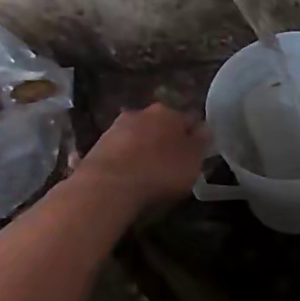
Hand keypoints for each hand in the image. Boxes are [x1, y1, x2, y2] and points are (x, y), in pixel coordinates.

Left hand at [73, 104, 207, 206]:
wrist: (108, 187)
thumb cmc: (161, 171)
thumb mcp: (194, 160)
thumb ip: (201, 142)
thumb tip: (204, 129)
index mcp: (168, 113)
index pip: (190, 119)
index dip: (196, 137)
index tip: (199, 154)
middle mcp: (140, 113)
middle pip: (161, 126)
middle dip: (167, 140)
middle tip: (175, 163)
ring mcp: (114, 129)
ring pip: (138, 137)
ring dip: (144, 150)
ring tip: (150, 173)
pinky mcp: (96, 148)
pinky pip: (119, 153)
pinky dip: (126, 162)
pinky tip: (129, 178)